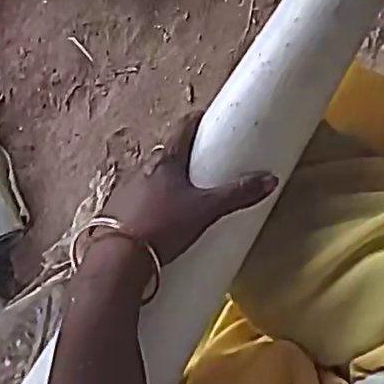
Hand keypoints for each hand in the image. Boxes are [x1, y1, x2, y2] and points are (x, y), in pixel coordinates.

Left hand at [100, 112, 276, 265]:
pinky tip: (158, 219)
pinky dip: (149, 204)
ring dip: (164, 181)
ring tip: (183, 195)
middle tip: (202, 162)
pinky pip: (136, 201)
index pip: (183, 127)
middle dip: (184, 155)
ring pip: (150, 177)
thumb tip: (270, 180)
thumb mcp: (207, 210)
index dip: (197, 120)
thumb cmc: (162, 227)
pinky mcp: (113, 215)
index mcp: (166, 160)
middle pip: (167, 152)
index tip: (209, 119)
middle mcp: (142, 169)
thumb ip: (238, 194)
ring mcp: (124, 191)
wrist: (115, 265)